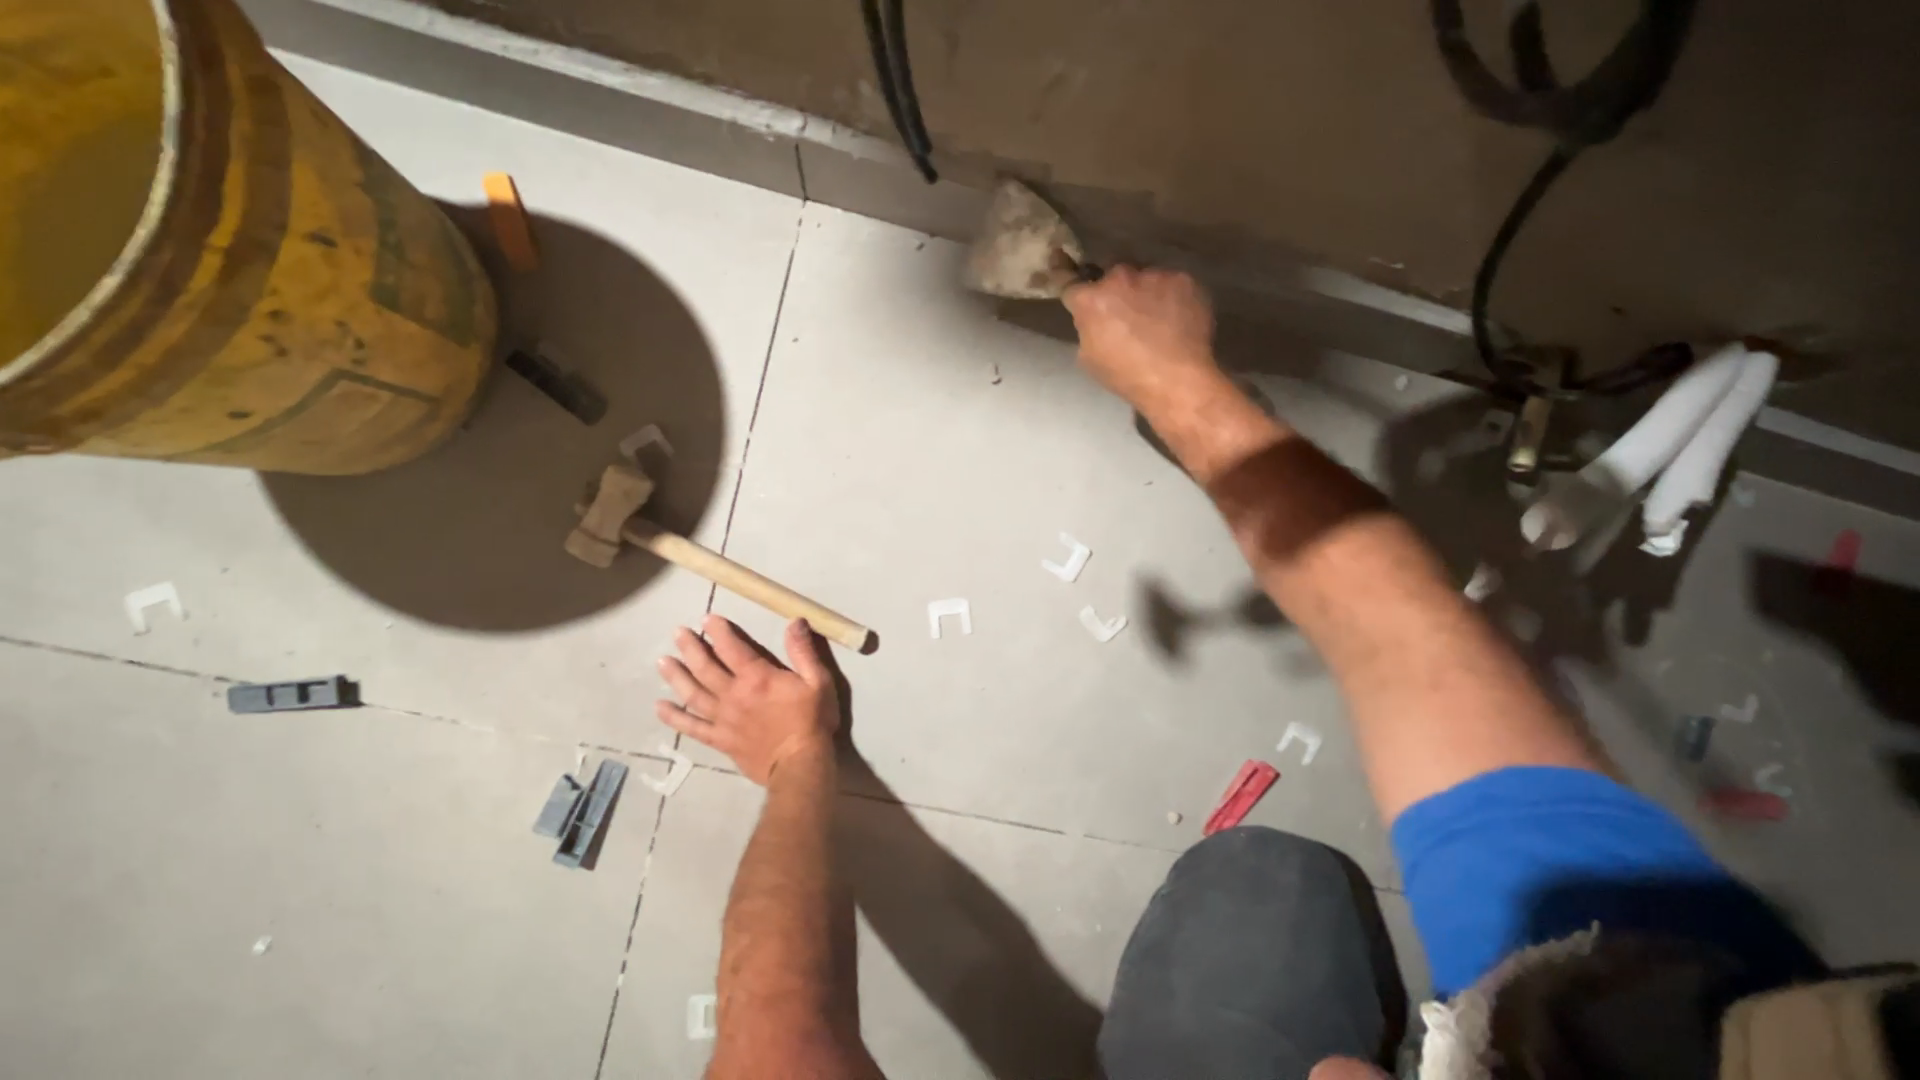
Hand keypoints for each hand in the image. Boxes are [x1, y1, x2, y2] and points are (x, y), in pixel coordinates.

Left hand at [656, 615, 841, 784]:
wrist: (801, 765)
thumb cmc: (812, 721)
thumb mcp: (818, 681)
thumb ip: (804, 651)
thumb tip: (795, 621)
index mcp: (757, 678)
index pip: (732, 648)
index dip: (719, 631)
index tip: (707, 618)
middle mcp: (733, 695)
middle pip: (705, 667)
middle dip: (691, 648)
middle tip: (677, 633)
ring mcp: (723, 719)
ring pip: (693, 694)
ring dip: (676, 677)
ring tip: (663, 662)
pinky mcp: (720, 740)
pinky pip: (693, 727)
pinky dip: (675, 717)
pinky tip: (660, 707)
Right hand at [1061, 266, 1222, 412]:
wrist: (1177, 379)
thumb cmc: (1126, 375)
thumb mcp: (1089, 357)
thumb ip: (1087, 328)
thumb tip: (1094, 319)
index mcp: (1091, 300)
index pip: (1069, 279)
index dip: (1064, 272)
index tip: (1059, 259)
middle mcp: (1120, 278)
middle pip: (1112, 275)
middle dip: (1115, 289)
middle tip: (1125, 311)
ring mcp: (1154, 275)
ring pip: (1145, 277)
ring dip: (1145, 291)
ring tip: (1157, 316)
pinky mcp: (1183, 279)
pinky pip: (1171, 283)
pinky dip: (1171, 296)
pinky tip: (1177, 317)